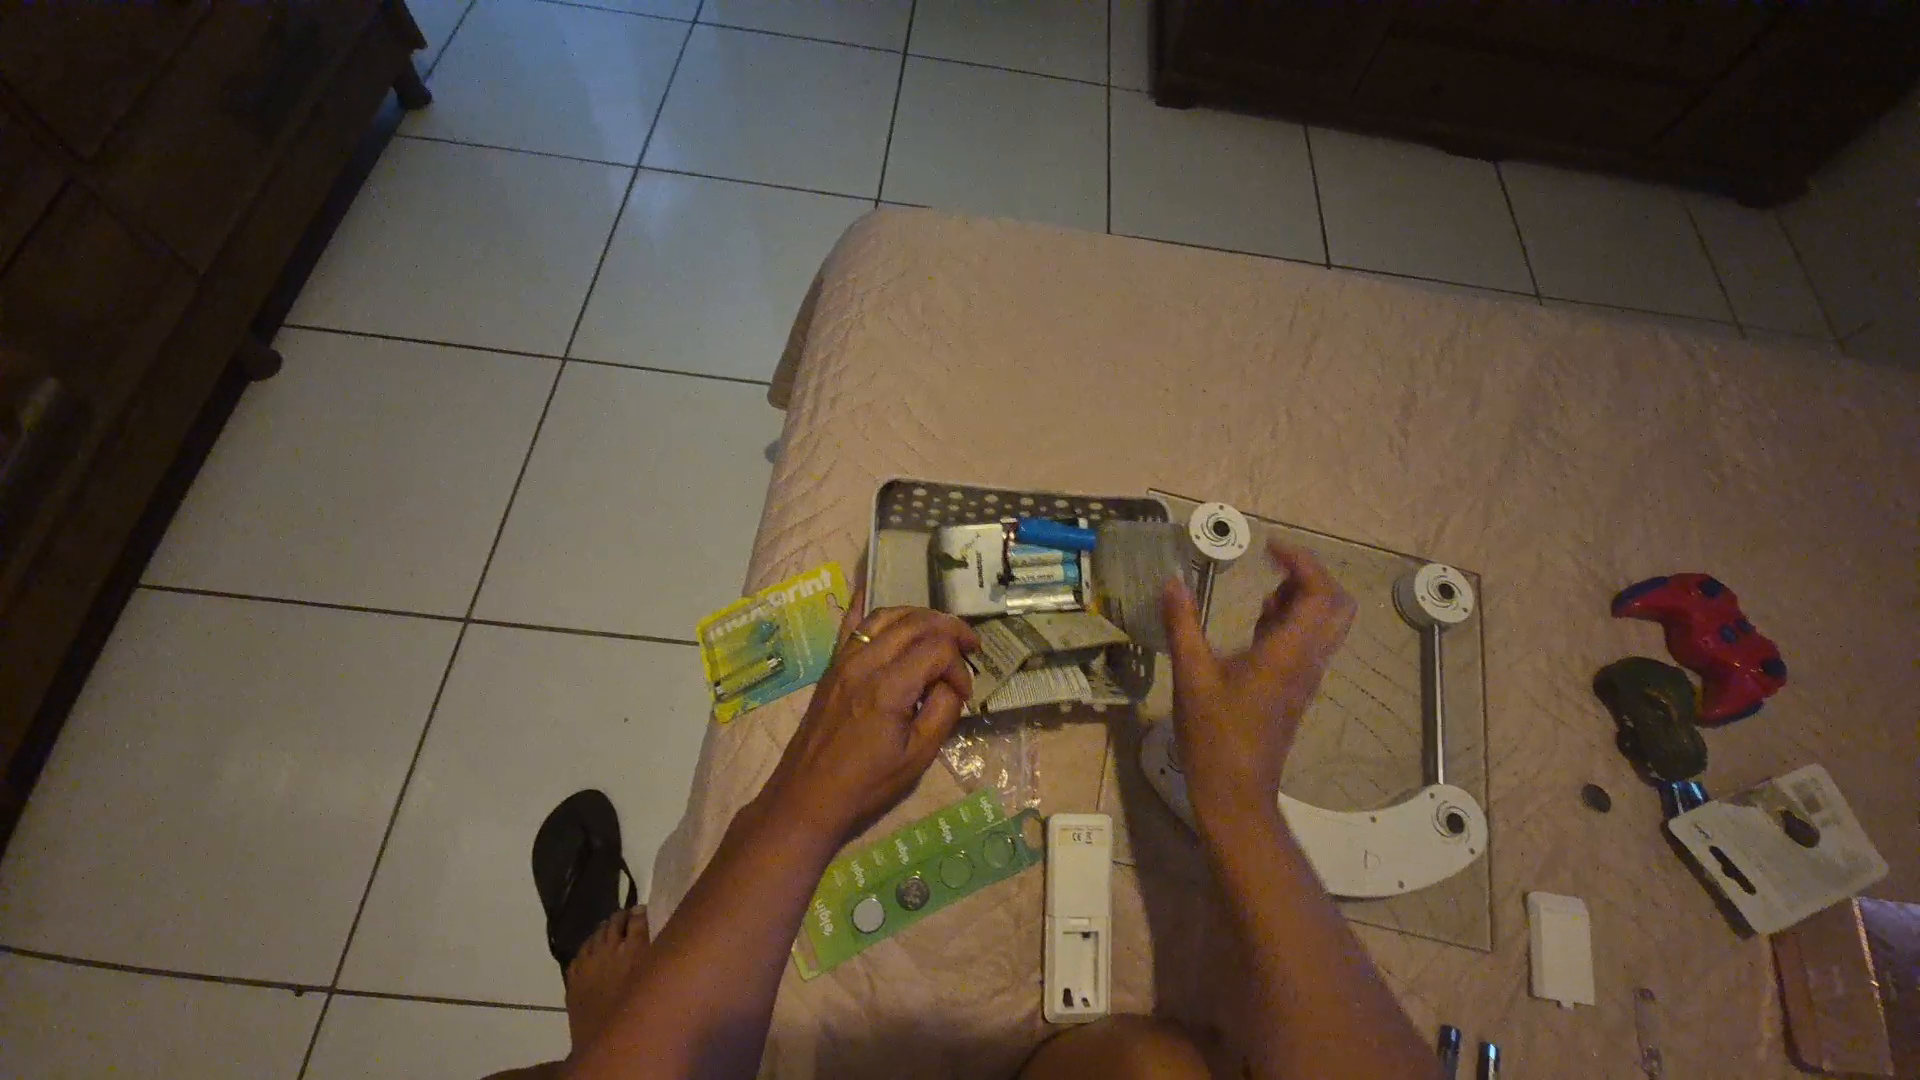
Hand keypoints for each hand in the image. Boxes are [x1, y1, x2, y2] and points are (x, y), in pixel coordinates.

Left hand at [759, 586, 978, 841]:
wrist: (806, 798)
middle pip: (915, 622)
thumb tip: (953, 684)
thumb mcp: (917, 757)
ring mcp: (843, 661)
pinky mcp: (831, 666)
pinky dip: (867, 604)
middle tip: (970, 646)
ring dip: (918, 616)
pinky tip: (873, 587)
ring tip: (939, 631)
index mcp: (888, 688)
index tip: (964, 693)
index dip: (960, 666)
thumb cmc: (866, 785)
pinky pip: (850, 624)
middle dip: (948, 628)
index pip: (937, 650)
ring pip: (886, 615)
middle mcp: (864, 663)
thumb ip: (942, 712)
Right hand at [1160, 541, 1355, 819]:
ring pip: (1325, 625)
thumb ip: (1182, 625)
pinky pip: (1308, 643)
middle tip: (1276, 563)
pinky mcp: (1294, 690)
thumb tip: (1173, 582)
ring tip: (1265, 585)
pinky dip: (1293, 620)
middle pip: (1336, 607)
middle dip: (1312, 576)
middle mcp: (1307, 661)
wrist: (1236, 790)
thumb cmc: (1214, 734)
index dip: (1303, 563)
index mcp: (1288, 654)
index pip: (1319, 594)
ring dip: (1304, 598)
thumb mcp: (1191, 675)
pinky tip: (1260, 619)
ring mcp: (1304, 678)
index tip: (1270, 547)